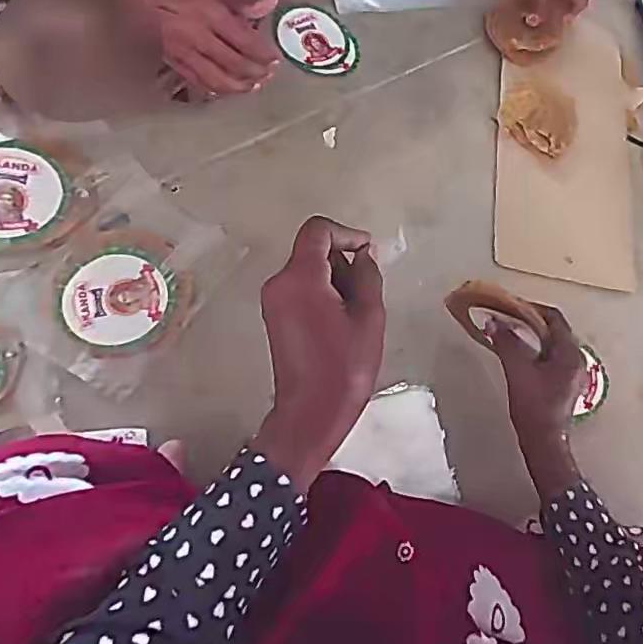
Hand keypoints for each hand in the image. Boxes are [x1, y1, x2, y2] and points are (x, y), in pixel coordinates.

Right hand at [117, 0, 279, 96]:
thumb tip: (270, 4)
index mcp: (212, 15)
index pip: (247, 44)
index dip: (264, 55)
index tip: (276, 59)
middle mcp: (198, 38)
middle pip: (234, 66)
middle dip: (255, 73)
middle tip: (268, 75)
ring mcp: (180, 50)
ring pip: (214, 79)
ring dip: (236, 86)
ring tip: (250, 86)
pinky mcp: (165, 55)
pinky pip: (192, 79)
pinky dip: (211, 87)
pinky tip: (220, 87)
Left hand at [252, 217, 386, 485]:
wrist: (311, 413)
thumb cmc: (344, 367)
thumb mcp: (369, 316)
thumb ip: (367, 276)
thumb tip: (363, 254)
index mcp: (300, 279)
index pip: (318, 231)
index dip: (347, 233)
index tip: (368, 250)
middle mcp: (279, 283)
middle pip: (312, 249)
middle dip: (343, 260)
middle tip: (368, 288)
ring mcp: (273, 301)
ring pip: (308, 268)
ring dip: (335, 278)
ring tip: (357, 310)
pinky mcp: (275, 316)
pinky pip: (301, 287)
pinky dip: (323, 291)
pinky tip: (342, 318)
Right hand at [486, 303, 584, 444]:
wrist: (543, 441)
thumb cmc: (535, 407)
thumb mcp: (517, 370)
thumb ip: (506, 342)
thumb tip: (493, 321)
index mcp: (570, 353)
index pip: (554, 318)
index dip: (532, 308)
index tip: (512, 305)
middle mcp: (576, 359)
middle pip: (554, 330)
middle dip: (531, 321)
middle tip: (509, 317)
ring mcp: (571, 373)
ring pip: (551, 343)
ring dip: (532, 335)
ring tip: (511, 332)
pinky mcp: (563, 384)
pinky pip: (550, 356)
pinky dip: (534, 349)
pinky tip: (519, 353)